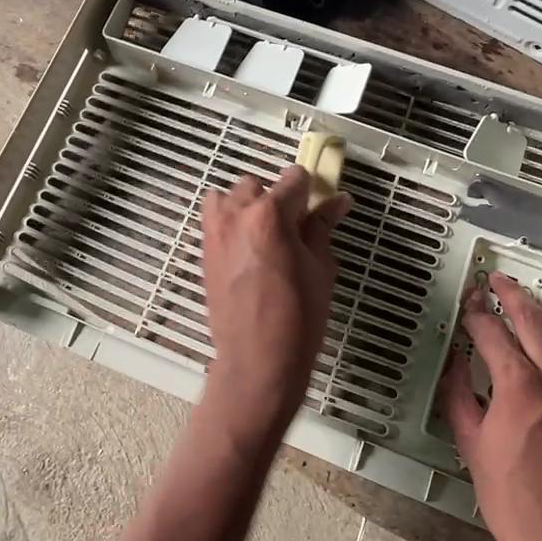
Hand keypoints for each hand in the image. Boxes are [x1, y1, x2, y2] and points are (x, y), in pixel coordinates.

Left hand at [197, 166, 352, 431]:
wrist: (257, 361)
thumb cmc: (297, 319)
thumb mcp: (321, 269)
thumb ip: (322, 228)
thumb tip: (337, 202)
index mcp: (270, 214)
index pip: (293, 179)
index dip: (309, 190)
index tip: (317, 203)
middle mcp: (237, 214)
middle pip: (258, 184)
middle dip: (277, 199)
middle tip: (295, 228)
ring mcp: (215, 232)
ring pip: (231, 197)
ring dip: (249, 207)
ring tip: (268, 237)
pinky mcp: (204, 250)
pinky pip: (216, 219)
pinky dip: (231, 222)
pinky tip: (250, 250)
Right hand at [442, 275, 541, 540]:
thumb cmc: (516, 502)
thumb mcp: (472, 447)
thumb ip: (460, 396)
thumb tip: (454, 364)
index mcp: (517, 386)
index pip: (492, 333)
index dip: (477, 312)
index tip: (470, 301)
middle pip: (531, 322)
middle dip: (511, 296)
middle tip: (497, 281)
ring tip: (532, 302)